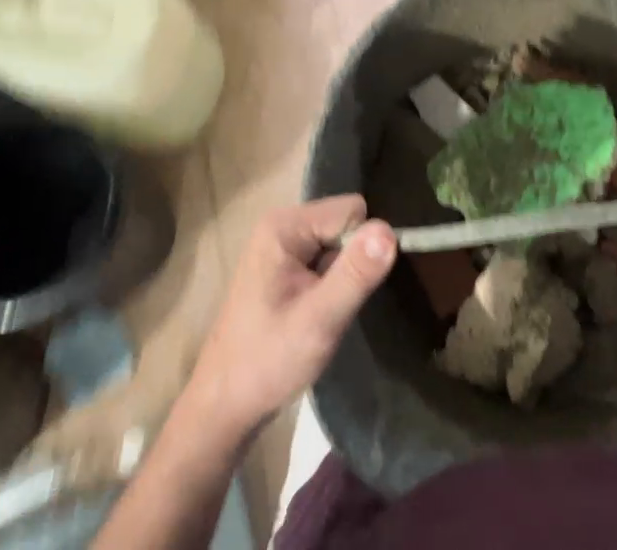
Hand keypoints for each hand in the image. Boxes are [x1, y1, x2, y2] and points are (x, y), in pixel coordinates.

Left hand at [184, 195, 395, 439]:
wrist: (226, 403)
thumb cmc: (268, 361)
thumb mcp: (319, 320)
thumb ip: (355, 274)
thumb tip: (389, 231)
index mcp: (284, 227)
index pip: (353, 211)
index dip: (363, 249)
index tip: (349, 289)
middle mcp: (281, 225)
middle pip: (346, 223)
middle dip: (354, 262)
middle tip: (334, 305)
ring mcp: (281, 246)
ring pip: (340, 244)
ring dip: (344, 277)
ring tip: (325, 313)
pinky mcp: (284, 267)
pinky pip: (327, 260)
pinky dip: (332, 285)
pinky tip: (317, 313)